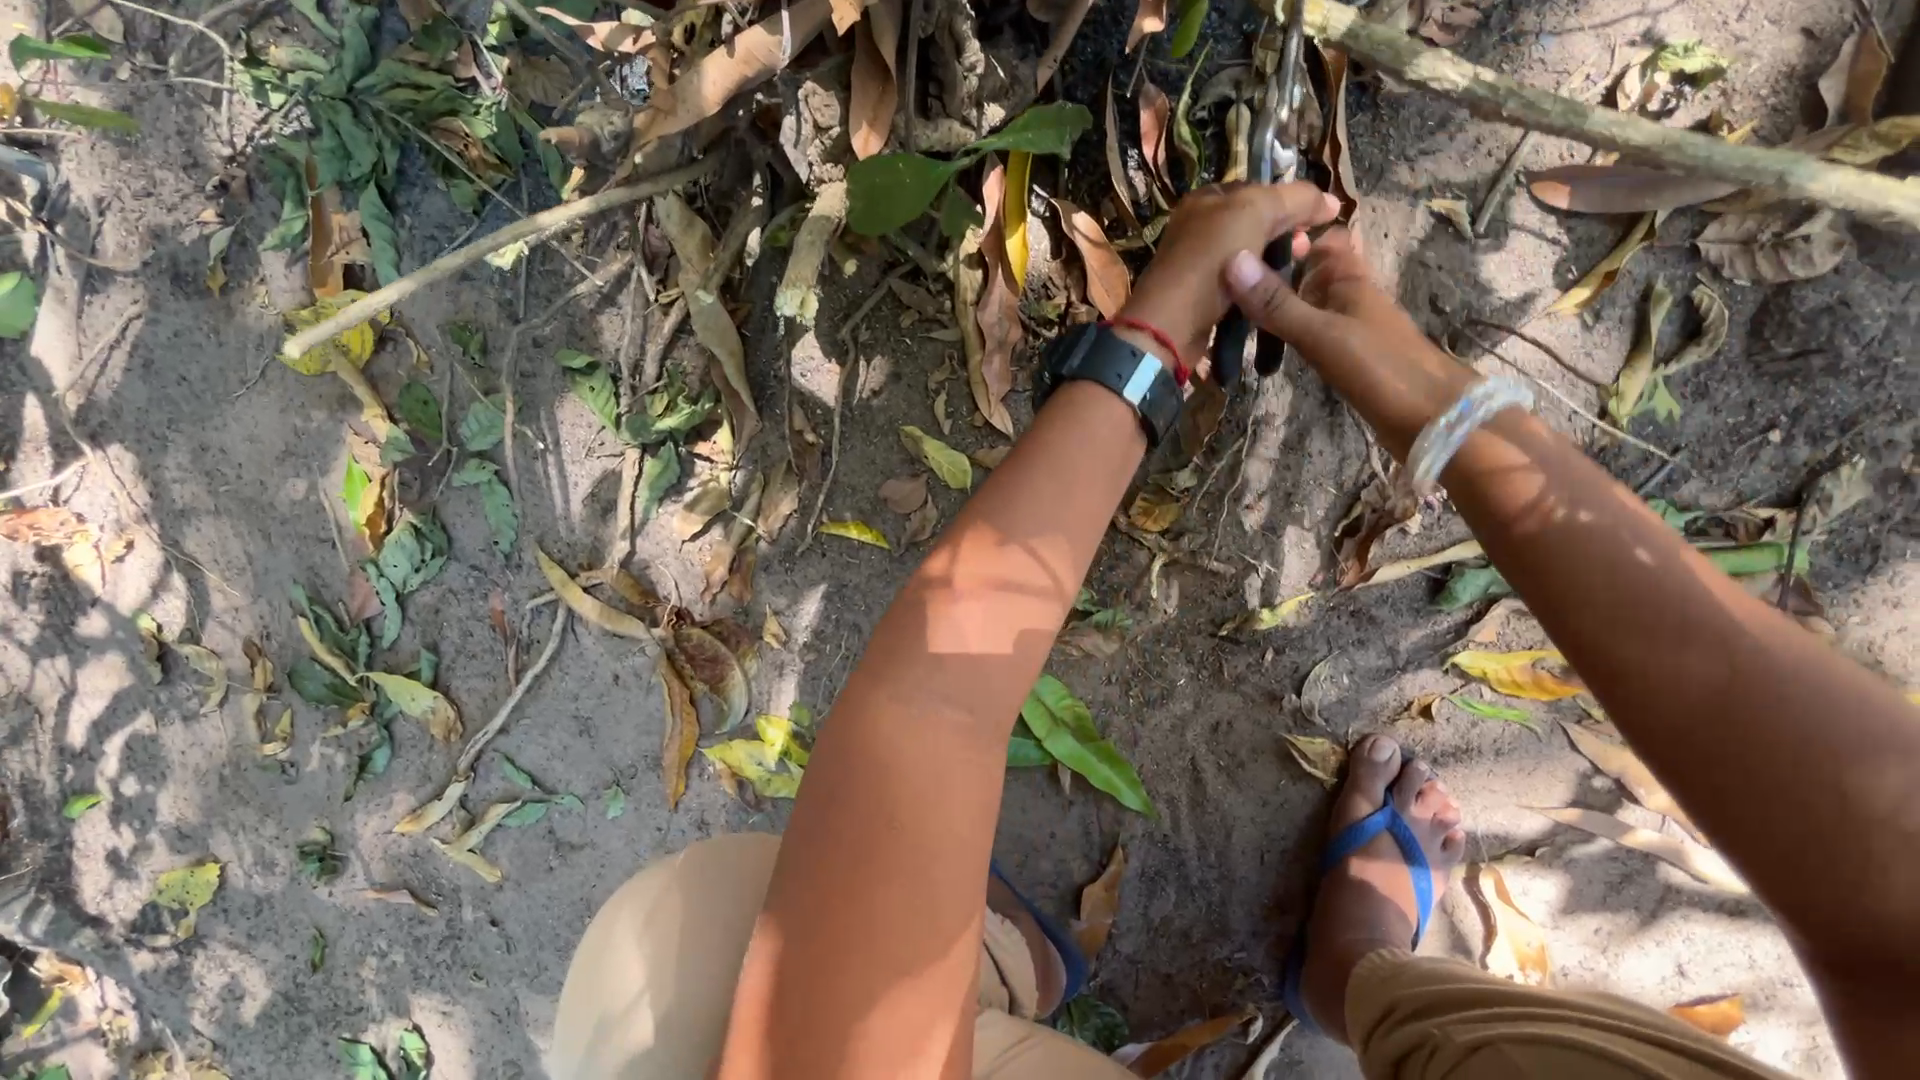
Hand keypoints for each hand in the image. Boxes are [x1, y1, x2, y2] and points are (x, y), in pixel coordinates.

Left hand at [1114, 182, 1339, 370]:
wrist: (1170, 323)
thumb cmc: (1210, 259)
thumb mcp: (1254, 211)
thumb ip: (1295, 198)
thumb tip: (1330, 201)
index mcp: (1207, 199)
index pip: (1258, 191)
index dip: (1292, 201)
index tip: (1319, 219)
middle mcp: (1199, 228)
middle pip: (1255, 224)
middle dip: (1286, 232)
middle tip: (1308, 247)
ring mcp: (1199, 265)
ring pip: (1249, 256)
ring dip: (1275, 261)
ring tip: (1297, 267)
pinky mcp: (1202, 297)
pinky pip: (1240, 285)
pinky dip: (1259, 286)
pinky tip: (1274, 292)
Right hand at [1222, 228, 1474, 458]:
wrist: (1431, 420)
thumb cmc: (1381, 369)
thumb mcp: (1321, 334)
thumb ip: (1277, 304)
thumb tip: (1231, 261)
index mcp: (1350, 279)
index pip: (1323, 238)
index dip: (1291, 231)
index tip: (1247, 240)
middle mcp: (1349, 297)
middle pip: (1310, 271)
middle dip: (1274, 271)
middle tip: (1223, 280)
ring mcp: (1348, 327)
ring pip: (1307, 303)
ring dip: (1276, 304)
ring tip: (1230, 310)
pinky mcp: (1345, 355)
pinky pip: (1308, 331)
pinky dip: (1286, 332)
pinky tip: (1262, 343)